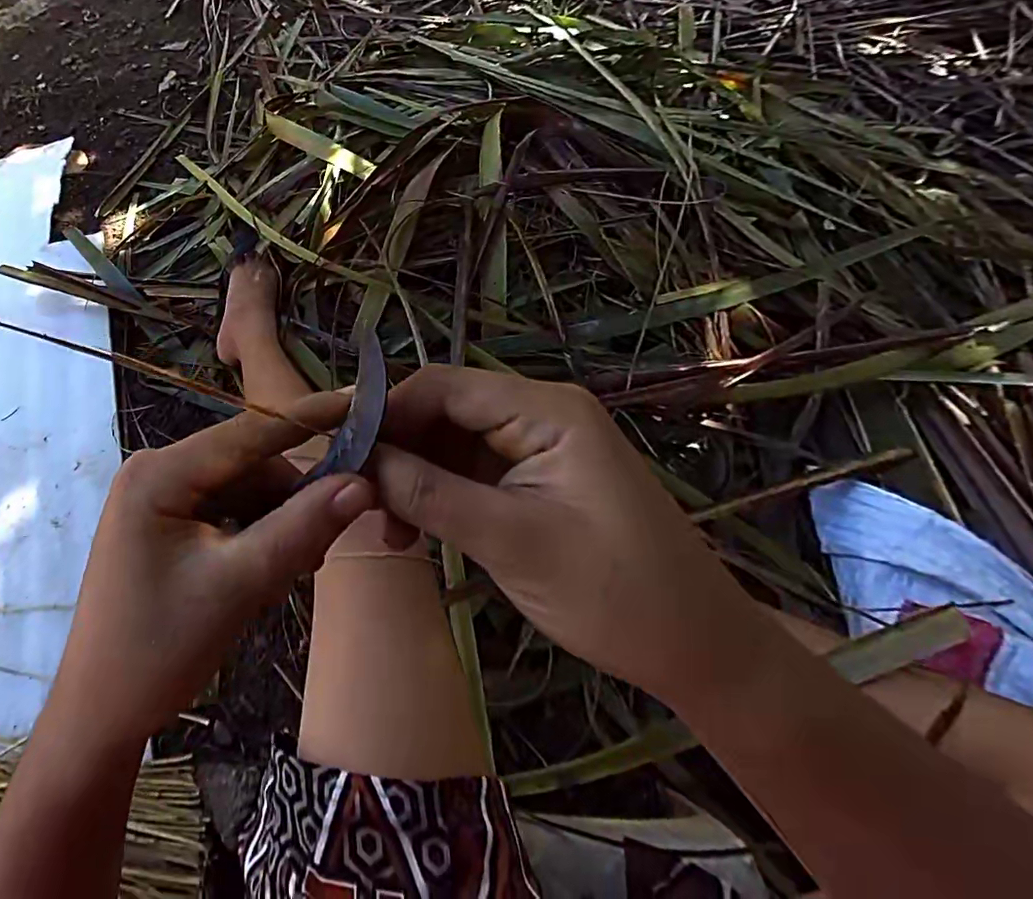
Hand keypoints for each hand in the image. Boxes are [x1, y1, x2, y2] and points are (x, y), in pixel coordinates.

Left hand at [49, 391, 374, 742]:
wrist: (99, 716)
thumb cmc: (158, 650)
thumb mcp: (239, 585)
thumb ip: (301, 528)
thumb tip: (362, 484)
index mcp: (159, 473)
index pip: (250, 431)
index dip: (311, 416)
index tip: (364, 403)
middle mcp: (157, 472)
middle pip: (251, 463)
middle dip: (295, 494)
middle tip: (334, 533)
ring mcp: (161, 499)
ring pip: (246, 490)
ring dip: (281, 521)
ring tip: (300, 566)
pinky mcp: (169, 525)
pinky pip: (231, 512)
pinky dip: (260, 534)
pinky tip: (274, 569)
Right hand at [371, 366, 745, 695]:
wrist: (697, 646)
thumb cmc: (613, 591)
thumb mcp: (511, 541)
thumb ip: (431, 494)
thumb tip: (361, 463)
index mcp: (545, 409)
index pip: (443, 386)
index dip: (384, 411)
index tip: (335, 450)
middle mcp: (539, 415)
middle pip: (444, 412)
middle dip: (395, 450)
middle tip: (350, 495)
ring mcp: (538, 449)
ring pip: (452, 446)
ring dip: (412, 479)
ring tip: (380, 526)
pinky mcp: (536, 481)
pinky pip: (471, 475)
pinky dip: (438, 498)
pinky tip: (412, 533)